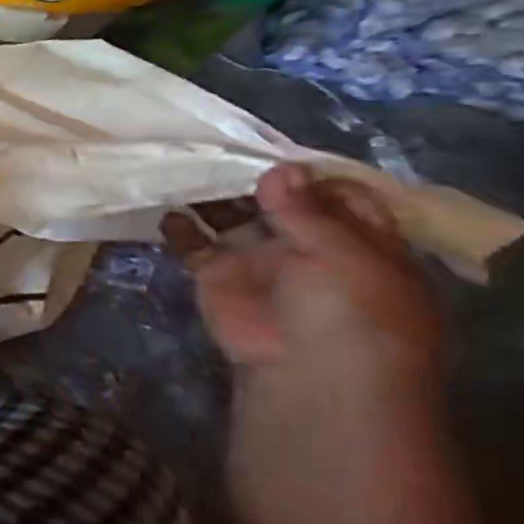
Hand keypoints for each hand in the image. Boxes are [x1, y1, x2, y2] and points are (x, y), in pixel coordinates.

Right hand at [164, 164, 442, 386]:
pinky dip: (177, 226)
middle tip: (217, 154)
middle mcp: (306, 245)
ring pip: (230, 217)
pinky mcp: (215, 274)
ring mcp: (257, 259)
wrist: (307, 370)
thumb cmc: (350, 309)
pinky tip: (167, 210)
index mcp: (356, 239)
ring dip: (210, 197)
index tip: (272, 154)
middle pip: (275, 202)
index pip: (334, 195)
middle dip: (250, 179)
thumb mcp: (341, 253)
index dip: (306, 175)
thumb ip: (304, 210)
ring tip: (185, 172)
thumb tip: (279, 168)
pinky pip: (192, 243)